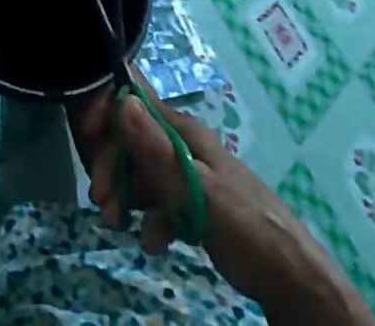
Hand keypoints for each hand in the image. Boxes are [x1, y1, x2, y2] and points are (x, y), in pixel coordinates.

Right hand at [70, 72, 374, 324]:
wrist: (286, 273)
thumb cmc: (243, 222)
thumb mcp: (195, 188)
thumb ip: (156, 149)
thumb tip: (123, 100)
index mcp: (185, 131)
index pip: (136, 104)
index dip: (108, 113)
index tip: (88, 139)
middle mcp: (184, 145)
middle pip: (133, 143)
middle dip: (112, 168)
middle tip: (100, 201)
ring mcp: (188, 174)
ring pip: (142, 175)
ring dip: (125, 197)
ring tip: (117, 224)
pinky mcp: (191, 202)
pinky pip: (158, 202)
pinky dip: (150, 220)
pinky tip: (154, 244)